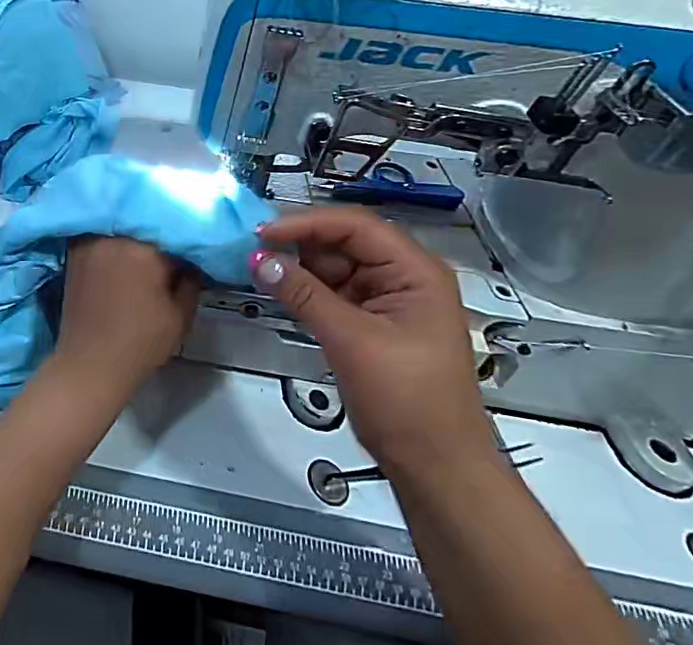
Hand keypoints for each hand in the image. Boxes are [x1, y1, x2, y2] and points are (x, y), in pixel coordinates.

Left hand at [53, 236, 199, 391]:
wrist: (89, 365)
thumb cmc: (140, 343)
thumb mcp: (180, 317)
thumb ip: (191, 283)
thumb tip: (190, 265)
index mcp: (147, 249)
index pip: (176, 238)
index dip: (185, 254)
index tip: (188, 268)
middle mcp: (117, 237)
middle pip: (147, 231)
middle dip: (159, 244)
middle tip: (166, 265)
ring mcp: (92, 243)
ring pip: (124, 231)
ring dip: (134, 242)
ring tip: (142, 264)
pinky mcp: (75, 253)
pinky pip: (102, 238)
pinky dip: (113, 246)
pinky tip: (120, 263)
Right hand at [251, 208, 491, 471]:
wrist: (437, 469)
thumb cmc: (408, 403)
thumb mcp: (351, 341)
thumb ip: (304, 294)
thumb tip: (261, 260)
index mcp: (416, 270)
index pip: (356, 226)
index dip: (307, 223)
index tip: (263, 233)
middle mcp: (406, 276)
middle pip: (346, 242)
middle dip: (301, 244)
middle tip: (255, 250)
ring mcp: (390, 300)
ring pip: (338, 267)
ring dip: (301, 268)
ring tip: (261, 268)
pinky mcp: (375, 323)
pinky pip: (337, 293)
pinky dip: (309, 291)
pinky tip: (282, 290)